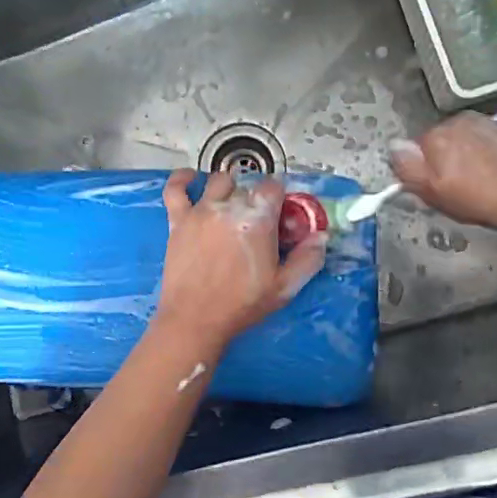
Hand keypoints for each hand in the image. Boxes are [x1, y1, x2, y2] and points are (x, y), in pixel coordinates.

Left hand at [153, 169, 327, 353]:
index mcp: (257, 218)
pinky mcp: (178, 221)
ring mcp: (200, 211)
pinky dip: (183, 180)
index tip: (281, 218)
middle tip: (258, 225)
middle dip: (256, 201)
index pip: (274, 187)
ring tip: (232, 207)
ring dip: (229, 189)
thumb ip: (307, 259)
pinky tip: (191, 179)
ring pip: (218, 182)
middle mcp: (229, 206)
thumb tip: (320, 237)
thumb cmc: (241, 304)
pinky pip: (176, 189)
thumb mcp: (284, 288)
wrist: (194, 318)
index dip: (280, 200)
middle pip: (248, 187)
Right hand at [388, 107, 496, 229]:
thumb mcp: (431, 192)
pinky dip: (475, 148)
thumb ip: (407, 167)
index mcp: (433, 138)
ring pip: (454, 138)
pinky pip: (473, 136)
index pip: (412, 151)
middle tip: (453, 184)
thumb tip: (393, 146)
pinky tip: (484, 166)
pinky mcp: (495, 126)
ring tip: (471, 176)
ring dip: (458, 152)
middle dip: (440, 159)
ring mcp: (476, 122)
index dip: (421, 170)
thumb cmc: (473, 199)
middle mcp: (453, 122)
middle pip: (434, 142)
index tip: (434, 186)